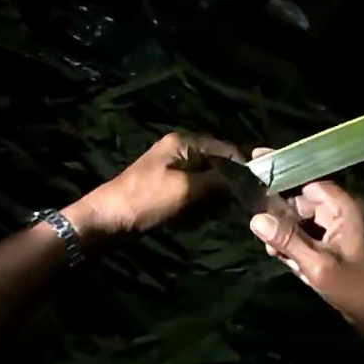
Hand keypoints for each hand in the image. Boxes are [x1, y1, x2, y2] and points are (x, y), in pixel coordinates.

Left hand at [64, 132, 236, 244]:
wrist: (107, 221)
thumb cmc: (146, 200)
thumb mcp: (187, 190)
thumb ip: (219, 182)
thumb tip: (247, 180)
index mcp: (183, 142)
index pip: (226, 149)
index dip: (243, 168)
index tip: (256, 190)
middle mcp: (179, 151)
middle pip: (217, 168)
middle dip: (222, 190)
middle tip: (222, 209)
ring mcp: (172, 170)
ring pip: (206, 185)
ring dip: (207, 204)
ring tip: (197, 216)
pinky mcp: (166, 189)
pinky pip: (192, 197)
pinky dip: (193, 209)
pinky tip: (185, 221)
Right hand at [245, 162, 363, 350]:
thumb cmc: (356, 289)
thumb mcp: (317, 265)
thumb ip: (287, 240)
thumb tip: (256, 218)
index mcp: (347, 209)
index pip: (309, 185)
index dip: (283, 185)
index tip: (257, 187)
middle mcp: (348, 213)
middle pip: (305, 206)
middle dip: (284, 222)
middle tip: (269, 245)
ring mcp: (347, 231)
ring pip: (307, 224)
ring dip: (292, 240)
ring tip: (284, 261)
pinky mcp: (344, 247)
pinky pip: (316, 239)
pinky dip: (303, 250)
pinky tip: (298, 269)